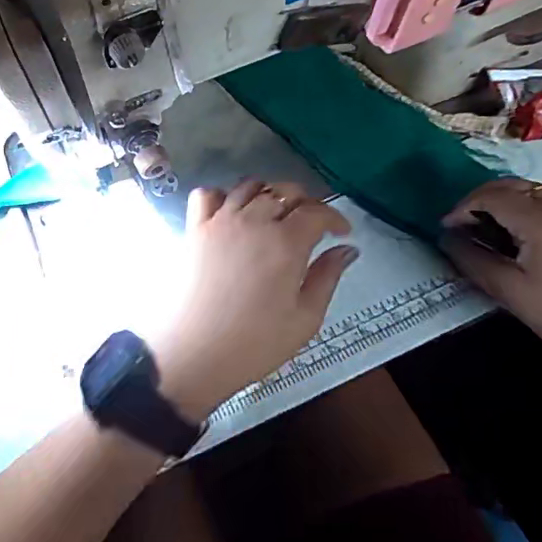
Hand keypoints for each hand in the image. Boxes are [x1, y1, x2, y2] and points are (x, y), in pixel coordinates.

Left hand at [151, 180, 359, 419]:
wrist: (194, 355)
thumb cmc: (256, 344)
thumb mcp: (305, 318)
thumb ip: (327, 277)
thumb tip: (347, 249)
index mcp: (286, 242)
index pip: (317, 212)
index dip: (334, 218)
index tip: (342, 233)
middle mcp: (254, 221)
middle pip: (285, 192)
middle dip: (306, 203)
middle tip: (312, 225)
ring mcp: (220, 221)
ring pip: (250, 186)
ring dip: (269, 194)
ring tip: (275, 215)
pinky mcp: (194, 230)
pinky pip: (208, 194)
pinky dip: (224, 196)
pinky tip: (232, 214)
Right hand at [439, 178, 541, 439]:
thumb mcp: (516, 297)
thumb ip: (475, 262)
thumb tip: (448, 237)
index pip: (492, 194)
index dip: (463, 207)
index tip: (449, 229)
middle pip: (519, 187)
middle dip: (488, 202)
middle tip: (473, 230)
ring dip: (520, 209)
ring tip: (510, 240)